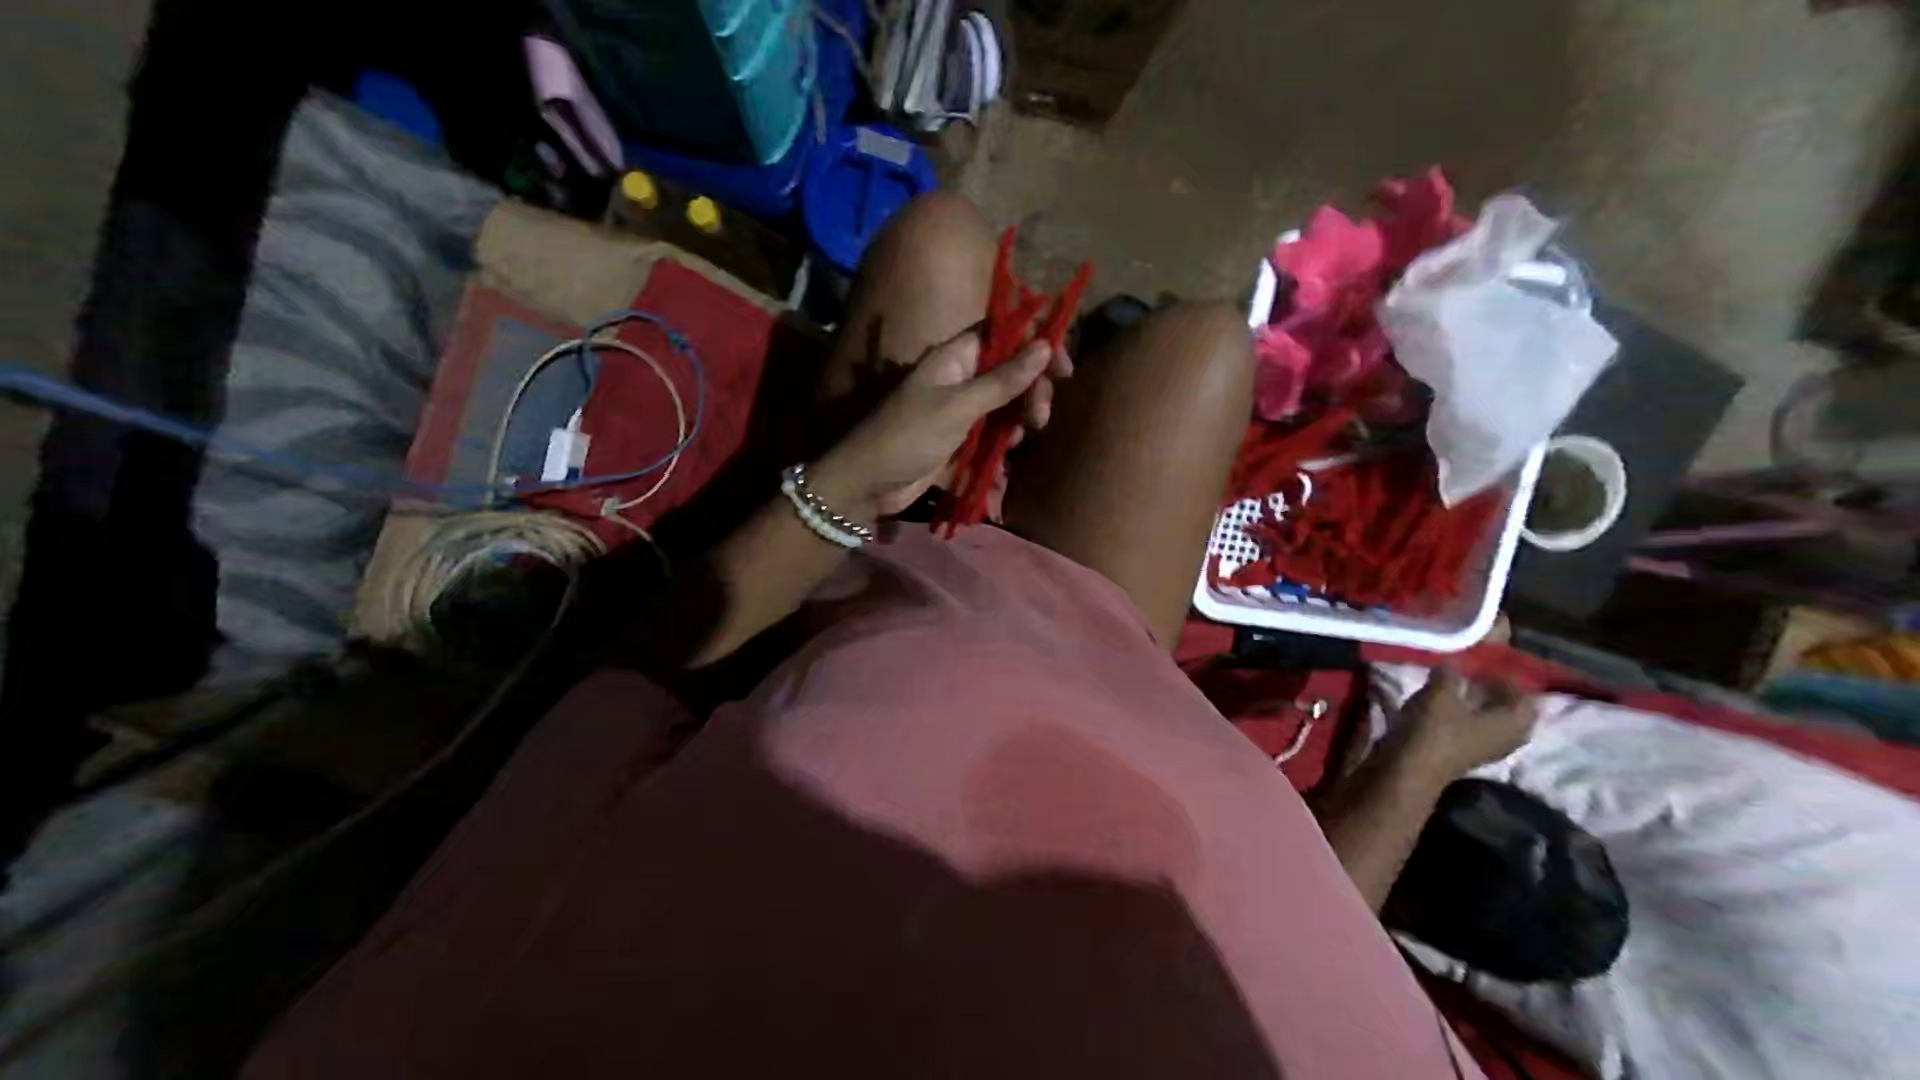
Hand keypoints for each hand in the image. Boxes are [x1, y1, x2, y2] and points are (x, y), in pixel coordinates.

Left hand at [809, 331, 1057, 518]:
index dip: (1035, 342)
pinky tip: (1009, 457)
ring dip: (1020, 418)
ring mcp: (960, 410)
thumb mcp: (958, 406)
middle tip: (1040, 416)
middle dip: (1032, 390)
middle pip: (1010, 372)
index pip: (1003, 334)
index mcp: (955, 357)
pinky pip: (993, 434)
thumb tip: (1044, 345)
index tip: (1062, 365)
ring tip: (1024, 437)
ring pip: (1005, 404)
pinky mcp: (960, 440)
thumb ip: (1002, 380)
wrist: (869, 482)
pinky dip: (1004, 442)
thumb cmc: (908, 435)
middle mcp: (960, 378)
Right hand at [1384, 668, 1536, 782]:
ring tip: (1463, 689)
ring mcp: (1488, 749)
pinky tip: (1452, 708)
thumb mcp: (1440, 693)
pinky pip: (1478, 730)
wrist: (1411, 767)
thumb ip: (1450, 674)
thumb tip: (1453, 661)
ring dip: (1483, 705)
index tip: (1490, 664)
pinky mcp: (1468, 754)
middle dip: (1498, 692)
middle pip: (1512, 711)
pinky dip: (1470, 717)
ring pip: (1495, 722)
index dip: (1510, 678)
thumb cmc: (1434, 728)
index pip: (1527, 697)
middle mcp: (1508, 738)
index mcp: (1513, 722)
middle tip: (1479, 675)